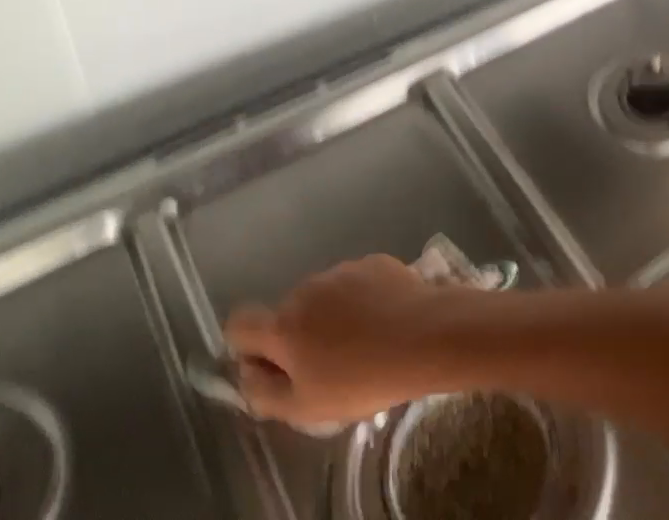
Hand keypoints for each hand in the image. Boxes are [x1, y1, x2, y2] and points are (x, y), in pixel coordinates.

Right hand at [224, 254, 456, 426]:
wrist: (428, 337)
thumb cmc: (363, 379)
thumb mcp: (305, 407)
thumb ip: (263, 391)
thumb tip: (248, 370)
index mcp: (283, 326)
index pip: (240, 324)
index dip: (252, 347)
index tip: (278, 365)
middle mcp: (307, 289)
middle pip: (288, 312)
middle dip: (301, 334)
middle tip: (333, 362)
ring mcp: (344, 270)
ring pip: (325, 296)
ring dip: (334, 315)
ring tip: (368, 340)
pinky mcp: (376, 262)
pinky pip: (358, 282)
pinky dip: (365, 298)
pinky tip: (388, 318)